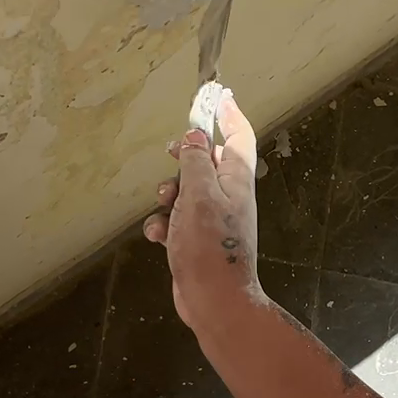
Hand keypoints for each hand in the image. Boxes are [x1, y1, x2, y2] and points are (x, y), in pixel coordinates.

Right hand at [144, 89, 262, 327]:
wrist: (213, 300)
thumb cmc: (209, 245)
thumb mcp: (199, 195)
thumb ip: (194, 162)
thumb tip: (194, 136)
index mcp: (236, 181)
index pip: (239, 138)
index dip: (229, 115)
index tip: (217, 97)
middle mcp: (228, 198)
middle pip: (206, 164)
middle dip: (184, 160)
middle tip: (171, 154)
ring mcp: (213, 222)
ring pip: (186, 194)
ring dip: (169, 196)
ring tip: (164, 207)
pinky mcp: (196, 242)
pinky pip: (176, 223)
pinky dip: (164, 225)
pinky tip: (158, 236)